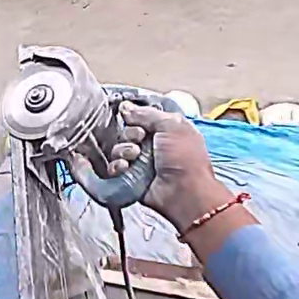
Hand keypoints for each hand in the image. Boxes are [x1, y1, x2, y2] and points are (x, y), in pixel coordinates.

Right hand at [106, 103, 235, 232]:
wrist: (182, 191)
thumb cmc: (184, 157)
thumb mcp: (172, 125)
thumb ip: (147, 114)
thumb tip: (125, 107)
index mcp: (164, 130)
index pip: (140, 118)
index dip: (135, 118)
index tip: (136, 120)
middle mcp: (151, 145)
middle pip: (126, 132)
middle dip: (129, 135)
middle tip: (139, 140)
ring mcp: (140, 162)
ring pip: (118, 149)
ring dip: (123, 150)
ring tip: (134, 157)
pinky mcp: (130, 177)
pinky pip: (114, 167)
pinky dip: (117, 165)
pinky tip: (124, 167)